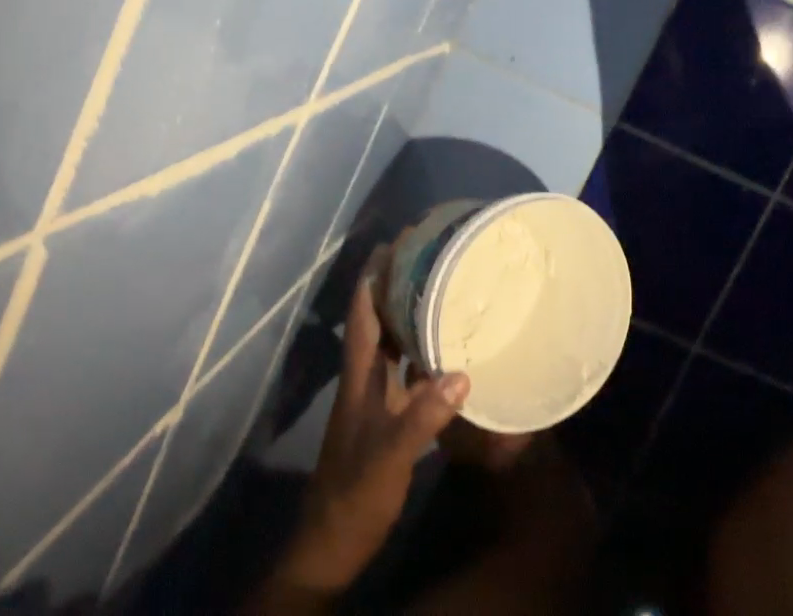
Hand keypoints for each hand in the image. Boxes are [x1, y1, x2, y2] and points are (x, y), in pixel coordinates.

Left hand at [282, 279, 468, 596]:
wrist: (331, 546)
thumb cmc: (354, 497)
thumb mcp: (388, 458)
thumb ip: (422, 418)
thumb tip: (460, 375)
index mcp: (359, 383)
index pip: (363, 320)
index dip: (372, 281)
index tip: (391, 245)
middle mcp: (366, 385)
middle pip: (379, 326)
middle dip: (395, 289)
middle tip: (427, 259)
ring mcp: (375, 405)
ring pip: (394, 350)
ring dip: (411, 319)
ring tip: (442, 291)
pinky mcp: (388, 423)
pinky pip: (409, 377)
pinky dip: (425, 357)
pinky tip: (450, 354)